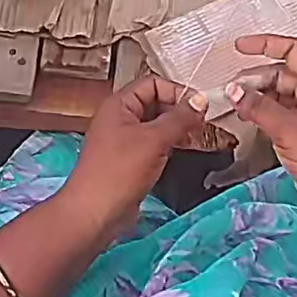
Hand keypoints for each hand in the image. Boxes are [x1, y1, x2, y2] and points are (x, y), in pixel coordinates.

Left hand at [58, 76, 206, 228]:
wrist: (94, 212)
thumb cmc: (120, 171)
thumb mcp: (154, 140)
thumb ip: (179, 118)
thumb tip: (200, 101)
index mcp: (119, 104)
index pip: (152, 84)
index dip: (176, 91)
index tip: (200, 106)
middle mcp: (119, 117)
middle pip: (154, 102)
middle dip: (178, 110)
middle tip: (202, 123)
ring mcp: (122, 139)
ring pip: (154, 124)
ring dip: (175, 128)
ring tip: (196, 137)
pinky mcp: (128, 159)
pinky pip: (151, 143)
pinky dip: (167, 144)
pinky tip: (182, 151)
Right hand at [225, 35, 296, 231]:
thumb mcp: (289, 129)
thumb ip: (258, 106)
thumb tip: (235, 91)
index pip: (293, 51)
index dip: (266, 44)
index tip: (242, 46)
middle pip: (282, 75)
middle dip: (255, 77)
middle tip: (232, 86)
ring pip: (278, 97)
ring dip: (256, 98)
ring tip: (235, 103)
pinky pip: (278, 118)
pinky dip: (260, 116)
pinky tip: (248, 121)